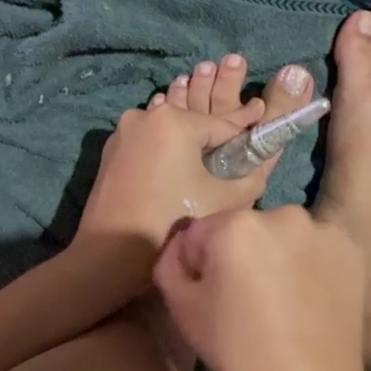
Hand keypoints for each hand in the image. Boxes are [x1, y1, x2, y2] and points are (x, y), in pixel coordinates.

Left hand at [76, 102, 274, 251]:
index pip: (225, 125)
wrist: (110, 255)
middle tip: (230, 175)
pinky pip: (149, 149)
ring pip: (170, 138)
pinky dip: (164, 160)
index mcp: (173, 119)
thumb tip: (260, 164)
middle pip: (194, 128)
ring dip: (187, 154)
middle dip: (214, 148)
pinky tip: (174, 184)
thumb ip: (252, 176)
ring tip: (202, 182)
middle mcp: (144, 115)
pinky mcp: (109, 153)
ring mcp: (122, 133)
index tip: (258, 155)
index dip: (246, 143)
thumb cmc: (170, 223)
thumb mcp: (225, 200)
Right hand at [152, 207, 370, 370]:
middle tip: (246, 302)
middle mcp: (283, 215)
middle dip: (240, 256)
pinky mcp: (352, 251)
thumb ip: (170, 263)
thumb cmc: (238, 351)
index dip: (199, 266)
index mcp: (236, 225)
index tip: (212, 299)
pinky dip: (310, 267)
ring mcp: (324, 231)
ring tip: (281, 304)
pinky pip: (315, 250)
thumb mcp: (182, 309)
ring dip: (276, 258)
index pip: (200, 234)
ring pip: (282, 237)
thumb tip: (184, 247)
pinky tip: (308, 302)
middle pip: (244, 229)